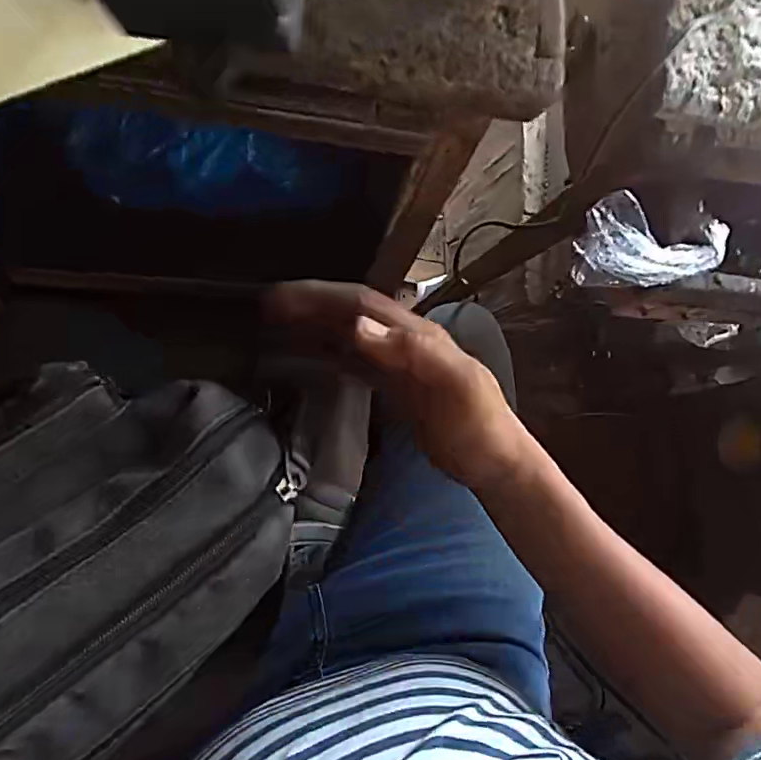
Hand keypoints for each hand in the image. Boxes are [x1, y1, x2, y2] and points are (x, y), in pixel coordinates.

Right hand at [263, 282, 535, 492]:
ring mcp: (401, 367)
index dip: (321, 296)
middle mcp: (407, 343)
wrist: (495, 462)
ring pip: (350, 336)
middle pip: (352, 314)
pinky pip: (357, 364)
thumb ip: (414, 352)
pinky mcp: (397, 390)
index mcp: (420, 336)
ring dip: (315, 326)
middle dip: (310, 305)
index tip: (280, 297)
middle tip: (265, 306)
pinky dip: (330, 355)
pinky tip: (309, 357)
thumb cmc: (480, 426)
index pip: (363, 304)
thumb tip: (358, 324)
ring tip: (275, 325)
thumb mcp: (456, 385)